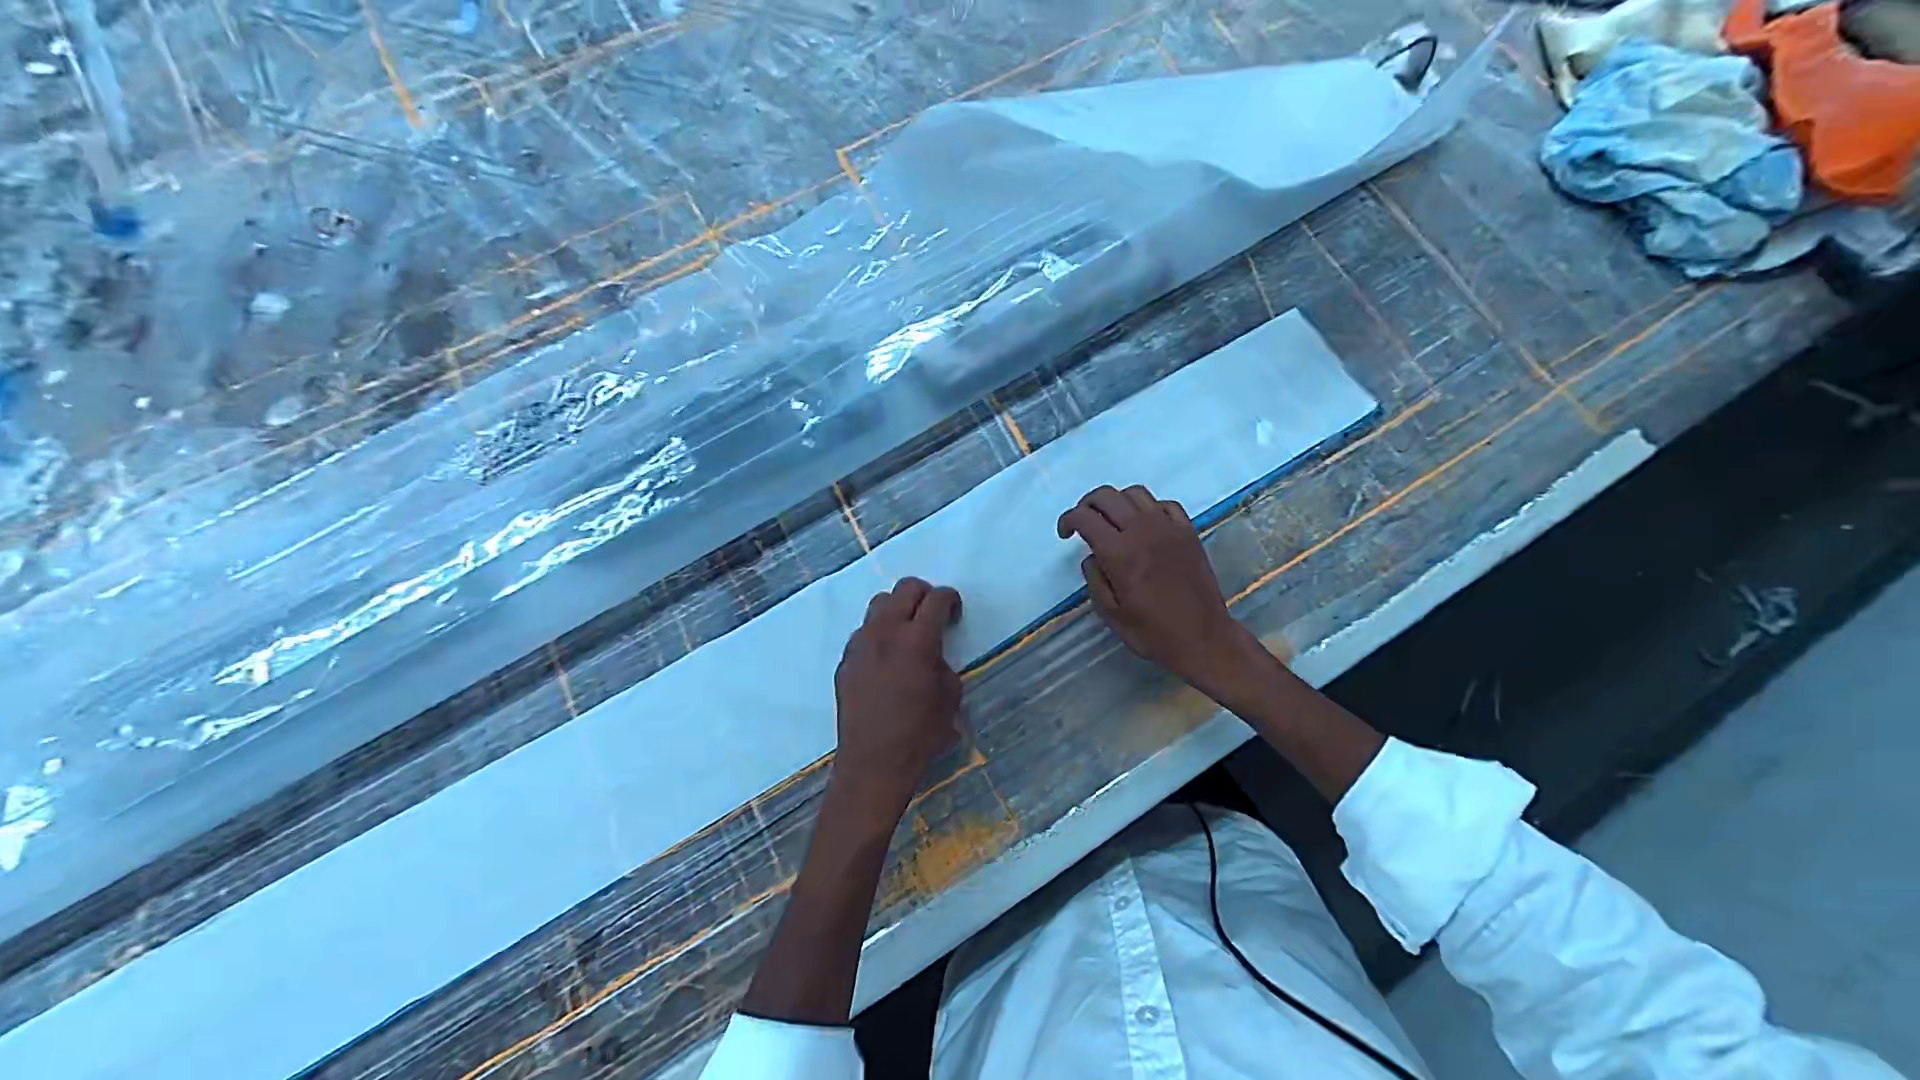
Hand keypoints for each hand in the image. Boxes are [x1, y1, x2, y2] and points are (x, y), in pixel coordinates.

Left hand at [831, 576, 963, 821]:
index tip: (954, 613)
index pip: (937, 598)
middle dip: (925, 594)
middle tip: (933, 615)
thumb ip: (943, 663)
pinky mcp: (846, 660)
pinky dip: (879, 633)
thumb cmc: (920, 733)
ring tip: (907, 633)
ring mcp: (861, 644)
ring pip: (879, 604)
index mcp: (917, 639)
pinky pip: (864, 632)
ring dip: (898, 609)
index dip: (951, 600)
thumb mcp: (950, 696)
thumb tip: (932, 653)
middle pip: (905, 588)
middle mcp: (886, 632)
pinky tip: (886, 658)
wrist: (874, 762)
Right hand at [1057, 484, 1256, 690]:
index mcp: (1120, 554)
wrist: (1204, 639)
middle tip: (1084, 523)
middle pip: (1107, 496)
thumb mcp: (1111, 614)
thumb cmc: (1154, 633)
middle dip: (1087, 504)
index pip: (1085, 518)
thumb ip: (1095, 579)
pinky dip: (1148, 508)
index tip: (1066, 534)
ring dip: (1117, 502)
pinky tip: (1145, 525)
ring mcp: (1169, 528)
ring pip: (1135, 493)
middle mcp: (1143, 532)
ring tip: (1113, 521)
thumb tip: (1092, 557)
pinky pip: (1164, 504)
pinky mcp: (1188, 532)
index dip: (1068, 520)